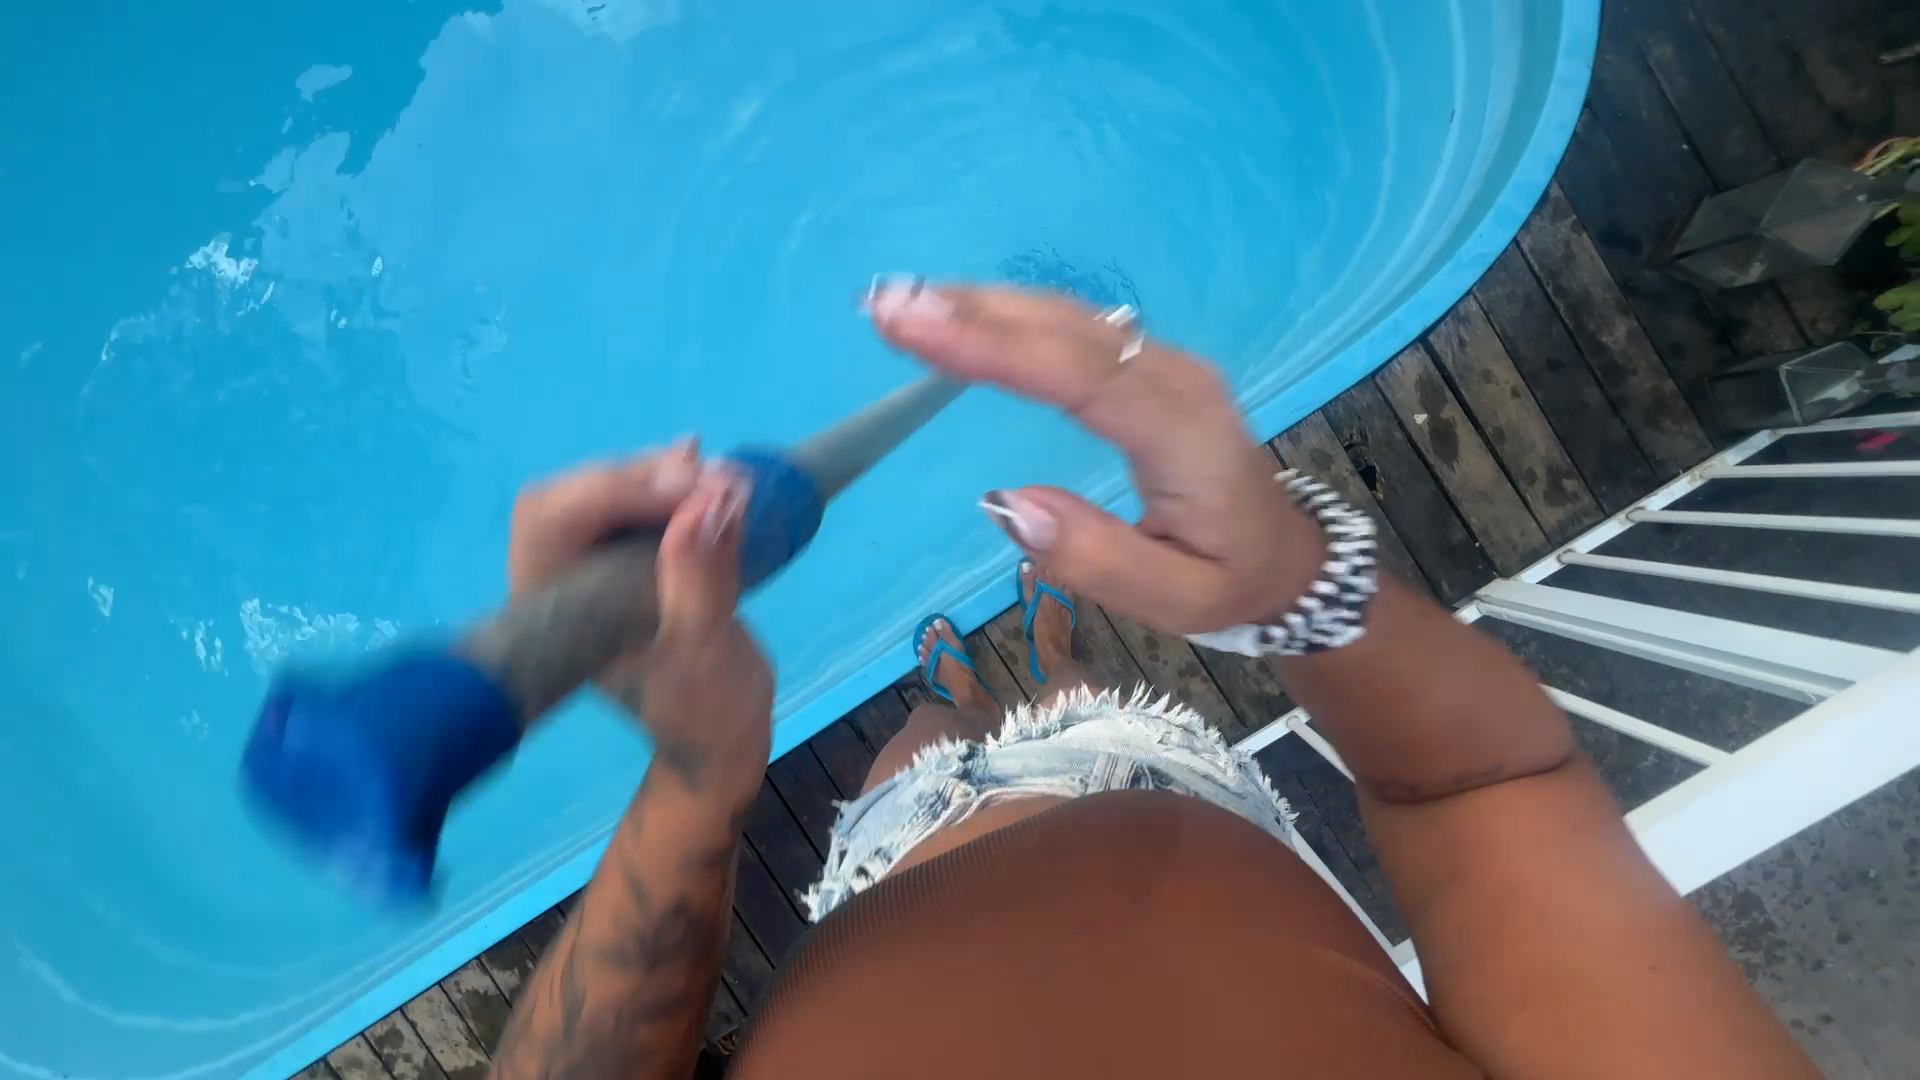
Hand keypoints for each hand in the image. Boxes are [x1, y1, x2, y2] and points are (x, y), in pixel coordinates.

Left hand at [507, 440, 773, 797]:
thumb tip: (710, 500)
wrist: (724, 728)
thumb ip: (702, 578)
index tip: (688, 487)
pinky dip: (674, 482)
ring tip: (723, 476)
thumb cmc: (707, 707)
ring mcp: (596, 569)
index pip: (552, 523)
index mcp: (556, 614)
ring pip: (610, 491)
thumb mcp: (707, 649)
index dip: (613, 492)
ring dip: (664, 474)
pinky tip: (701, 461)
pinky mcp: (632, 559)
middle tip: (712, 476)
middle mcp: (562, 583)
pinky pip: (641, 504)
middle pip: (577, 496)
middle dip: (643, 477)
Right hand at [868, 281, 1326, 634]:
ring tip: (905, 304)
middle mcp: (1173, 377)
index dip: (995, 347)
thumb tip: (1006, 505)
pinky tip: (964, 314)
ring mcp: (1162, 364)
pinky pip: (1072, 329)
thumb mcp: (1174, 599)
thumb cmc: (1226, 579)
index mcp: (1181, 431)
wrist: (1286, 553)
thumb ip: (1096, 559)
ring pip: (1066, 317)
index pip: (1080, 375)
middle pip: (1066, 330)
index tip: (916, 328)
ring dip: (982, 305)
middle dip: (972, 312)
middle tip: (887, 305)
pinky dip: (1010, 316)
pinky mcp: (1147, 365)